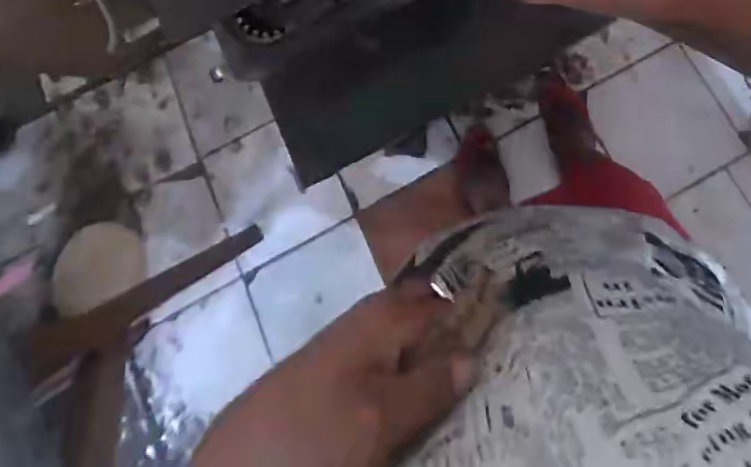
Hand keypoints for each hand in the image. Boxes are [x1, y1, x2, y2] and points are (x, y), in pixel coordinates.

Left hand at [193, 283, 475, 466]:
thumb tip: (471, 353)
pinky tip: (431, 408)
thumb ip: (426, 384)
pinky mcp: (343, 384)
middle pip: (428, 321)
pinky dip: (413, 384)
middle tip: (502, 356)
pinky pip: (391, 373)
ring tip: (478, 384)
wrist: (238, 466)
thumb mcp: (377, 416)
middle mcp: (370, 324)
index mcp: (382, 318)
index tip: (513, 315)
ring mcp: (354, 353)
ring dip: (439, 364)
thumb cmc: (312, 434)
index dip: (477, 307)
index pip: (443, 301)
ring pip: (411, 349)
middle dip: (461, 336)